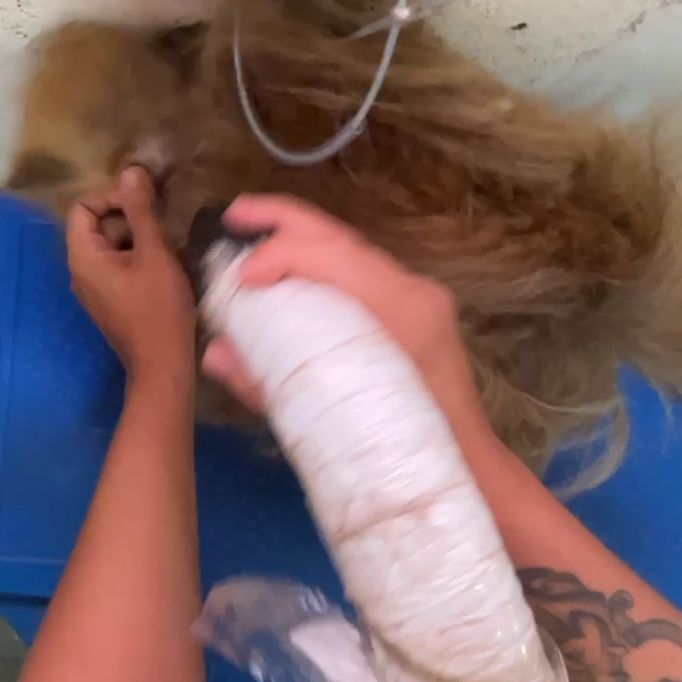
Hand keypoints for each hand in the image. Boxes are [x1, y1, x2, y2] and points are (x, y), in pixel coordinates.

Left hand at [66, 167, 195, 380]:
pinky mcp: (109, 299)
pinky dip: (138, 257)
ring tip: (168, 246)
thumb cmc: (159, 308)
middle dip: (128, 218)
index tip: (145, 203)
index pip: (82, 207)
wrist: (162, 364)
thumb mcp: (154, 253)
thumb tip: (131, 170)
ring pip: (111, 245)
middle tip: (162, 224)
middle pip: (97, 225)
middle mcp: (79, 271)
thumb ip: (141, 210)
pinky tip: (164, 265)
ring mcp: (93, 288)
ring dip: (138, 237)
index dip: (111, 197)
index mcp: (82, 257)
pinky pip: (117, 265)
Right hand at [199, 195, 478, 422]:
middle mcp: (413, 289)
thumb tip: (215, 352)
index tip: (241, 275)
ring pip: (347, 247)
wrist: (466, 467)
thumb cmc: (400, 450)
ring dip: (296, 236)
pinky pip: (355, 269)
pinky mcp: (413, 305)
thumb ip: (268, 385)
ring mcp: (416, 294)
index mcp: (402, 309)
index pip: (334, 256)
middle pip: (339, 237)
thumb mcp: (327, 421)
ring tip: (251, 229)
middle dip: (281, 219)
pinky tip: (288, 266)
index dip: (280, 253)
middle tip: (232, 214)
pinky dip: (315, 260)